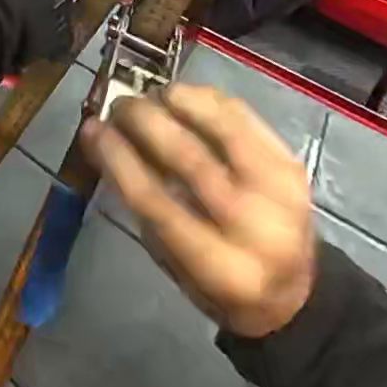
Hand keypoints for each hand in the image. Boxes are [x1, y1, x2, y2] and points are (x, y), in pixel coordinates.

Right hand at [82, 84, 314, 337]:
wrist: (294, 291)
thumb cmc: (217, 283)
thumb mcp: (173, 261)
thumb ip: (144, 205)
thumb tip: (108, 139)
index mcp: (220, 269)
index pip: (156, 202)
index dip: (117, 158)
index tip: (92, 128)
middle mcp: (255, 227)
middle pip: (188, 158)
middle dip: (143, 121)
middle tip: (118, 105)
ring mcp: (279, 190)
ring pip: (219, 126)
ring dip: (177, 100)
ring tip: (152, 95)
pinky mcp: (290, 162)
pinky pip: (242, 115)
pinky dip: (206, 99)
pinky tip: (184, 97)